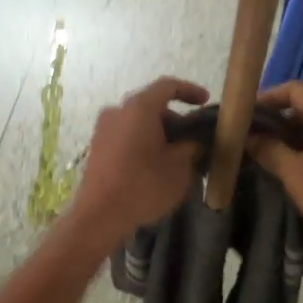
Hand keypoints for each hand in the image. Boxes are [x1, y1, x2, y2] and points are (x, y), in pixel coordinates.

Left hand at [65, 77, 209, 249]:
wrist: (99, 215)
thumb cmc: (144, 186)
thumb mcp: (179, 167)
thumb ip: (191, 147)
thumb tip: (193, 142)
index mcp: (139, 107)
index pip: (167, 86)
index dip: (189, 90)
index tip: (205, 101)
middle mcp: (117, 110)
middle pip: (151, 105)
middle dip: (175, 119)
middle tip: (192, 139)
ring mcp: (103, 128)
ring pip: (138, 122)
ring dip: (158, 133)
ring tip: (175, 156)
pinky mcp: (97, 147)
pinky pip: (125, 135)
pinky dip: (142, 142)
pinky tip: (154, 165)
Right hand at [249, 81, 302, 262]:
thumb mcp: (295, 173)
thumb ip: (269, 150)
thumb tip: (248, 137)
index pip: (293, 89)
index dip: (266, 98)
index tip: (245, 114)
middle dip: (276, 118)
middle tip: (251, 134)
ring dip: (291, 134)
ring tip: (266, 151)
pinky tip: (293, 166)